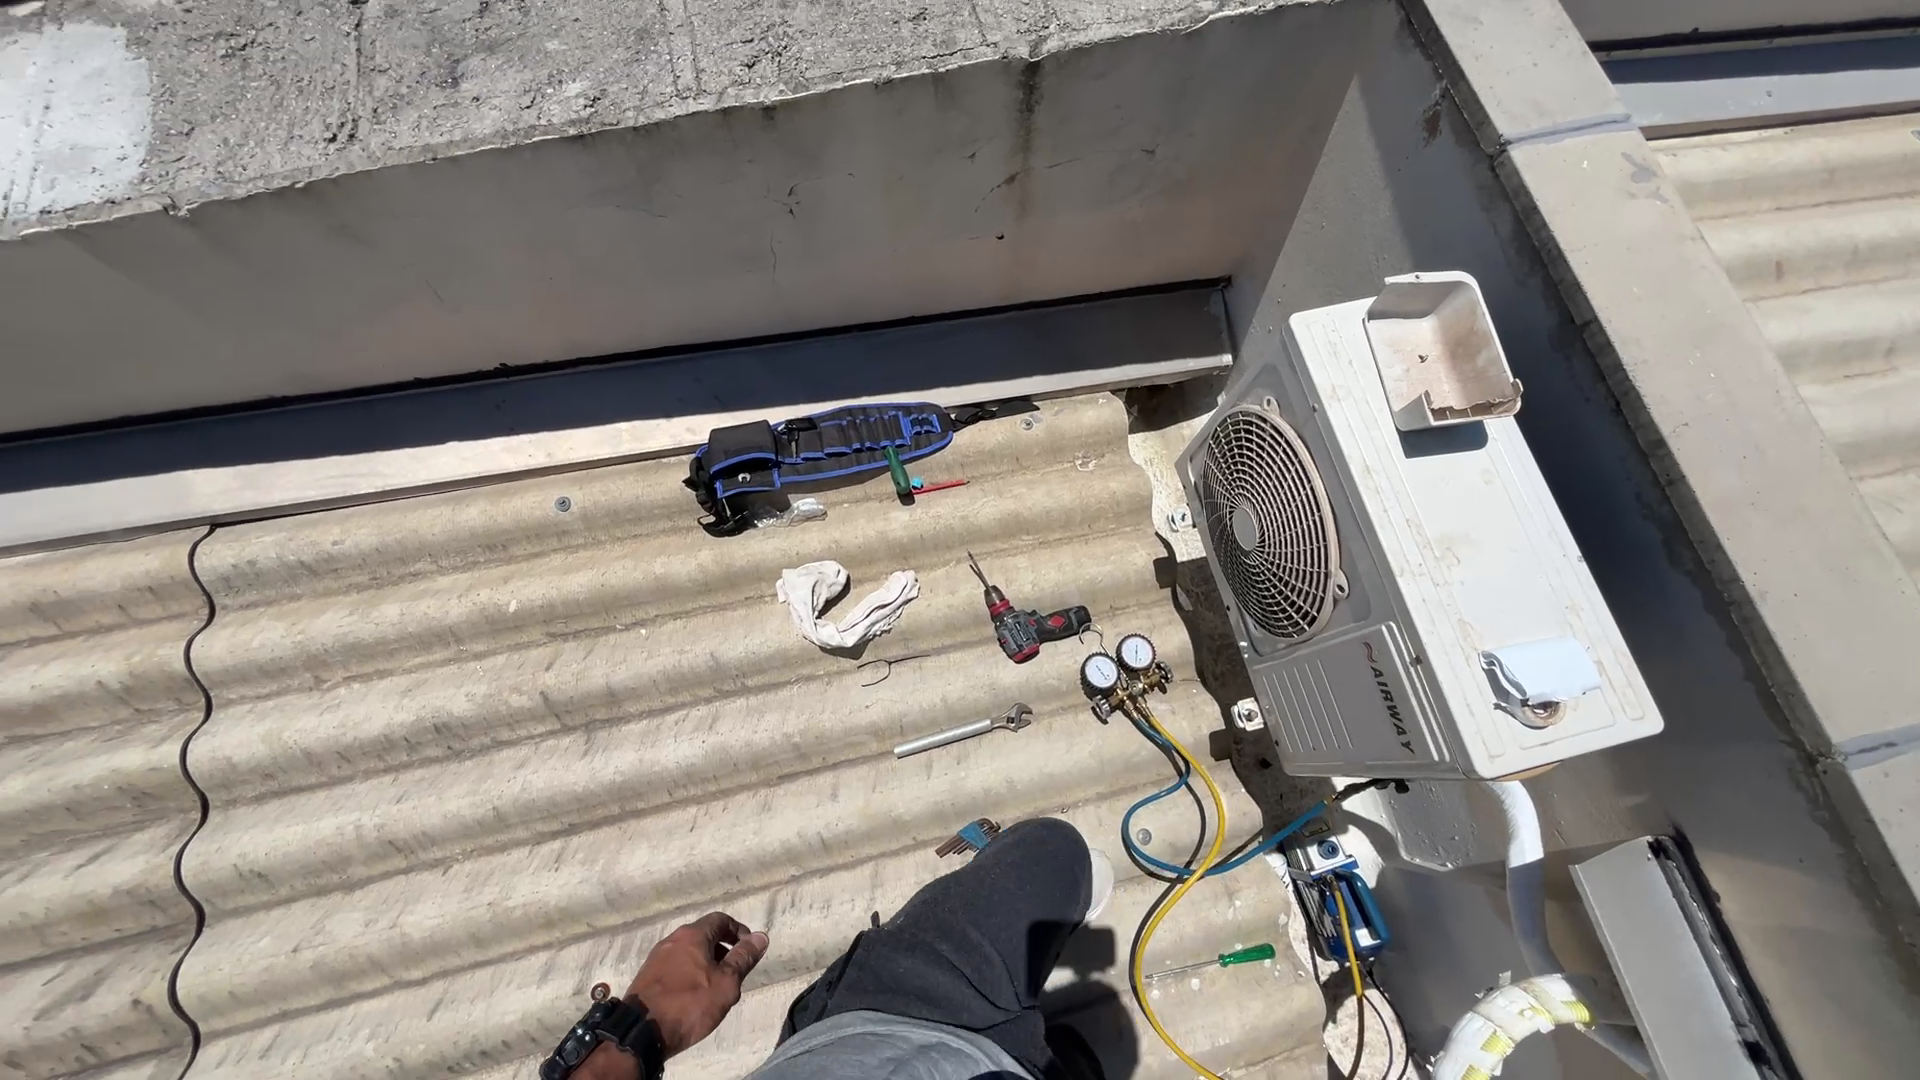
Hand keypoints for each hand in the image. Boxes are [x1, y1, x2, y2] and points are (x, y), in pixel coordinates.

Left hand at [578, 914, 768, 1078]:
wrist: (639, 1033)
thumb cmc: (689, 1004)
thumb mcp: (726, 983)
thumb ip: (744, 958)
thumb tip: (761, 936)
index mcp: (693, 934)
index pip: (722, 920)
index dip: (739, 931)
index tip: (748, 949)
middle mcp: (673, 939)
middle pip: (704, 935)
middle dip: (723, 950)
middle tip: (734, 972)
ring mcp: (656, 957)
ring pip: (689, 952)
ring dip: (705, 963)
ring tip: (714, 987)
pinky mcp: (646, 976)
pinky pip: (675, 966)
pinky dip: (688, 973)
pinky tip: (692, 996)